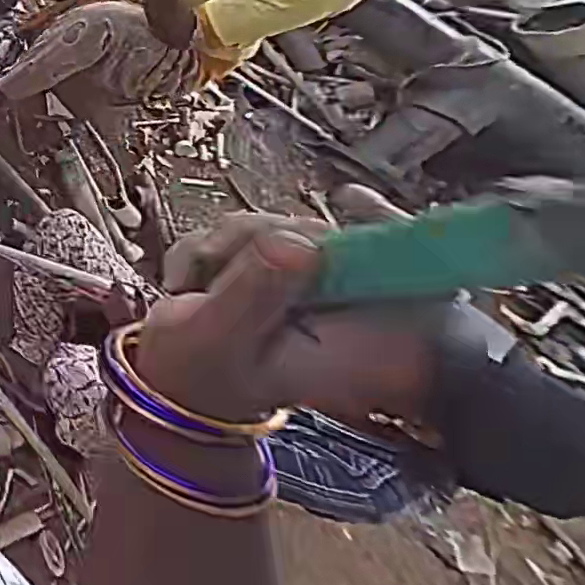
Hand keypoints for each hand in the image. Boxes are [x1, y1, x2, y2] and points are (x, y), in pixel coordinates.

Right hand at [148, 187, 434, 423]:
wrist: (170, 383)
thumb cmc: (195, 373)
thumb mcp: (217, 337)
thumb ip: (253, 292)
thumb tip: (295, 242)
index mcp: (361, 341)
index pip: (414, 273)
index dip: (391, 230)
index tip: (349, 201)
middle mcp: (349, 312)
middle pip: (326, 236)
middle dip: (259, 237)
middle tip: (212, 264)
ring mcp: (312, 291)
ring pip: (280, 229)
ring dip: (223, 245)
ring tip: (194, 283)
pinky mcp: (279, 275)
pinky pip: (251, 236)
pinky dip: (212, 248)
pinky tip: (194, 277)